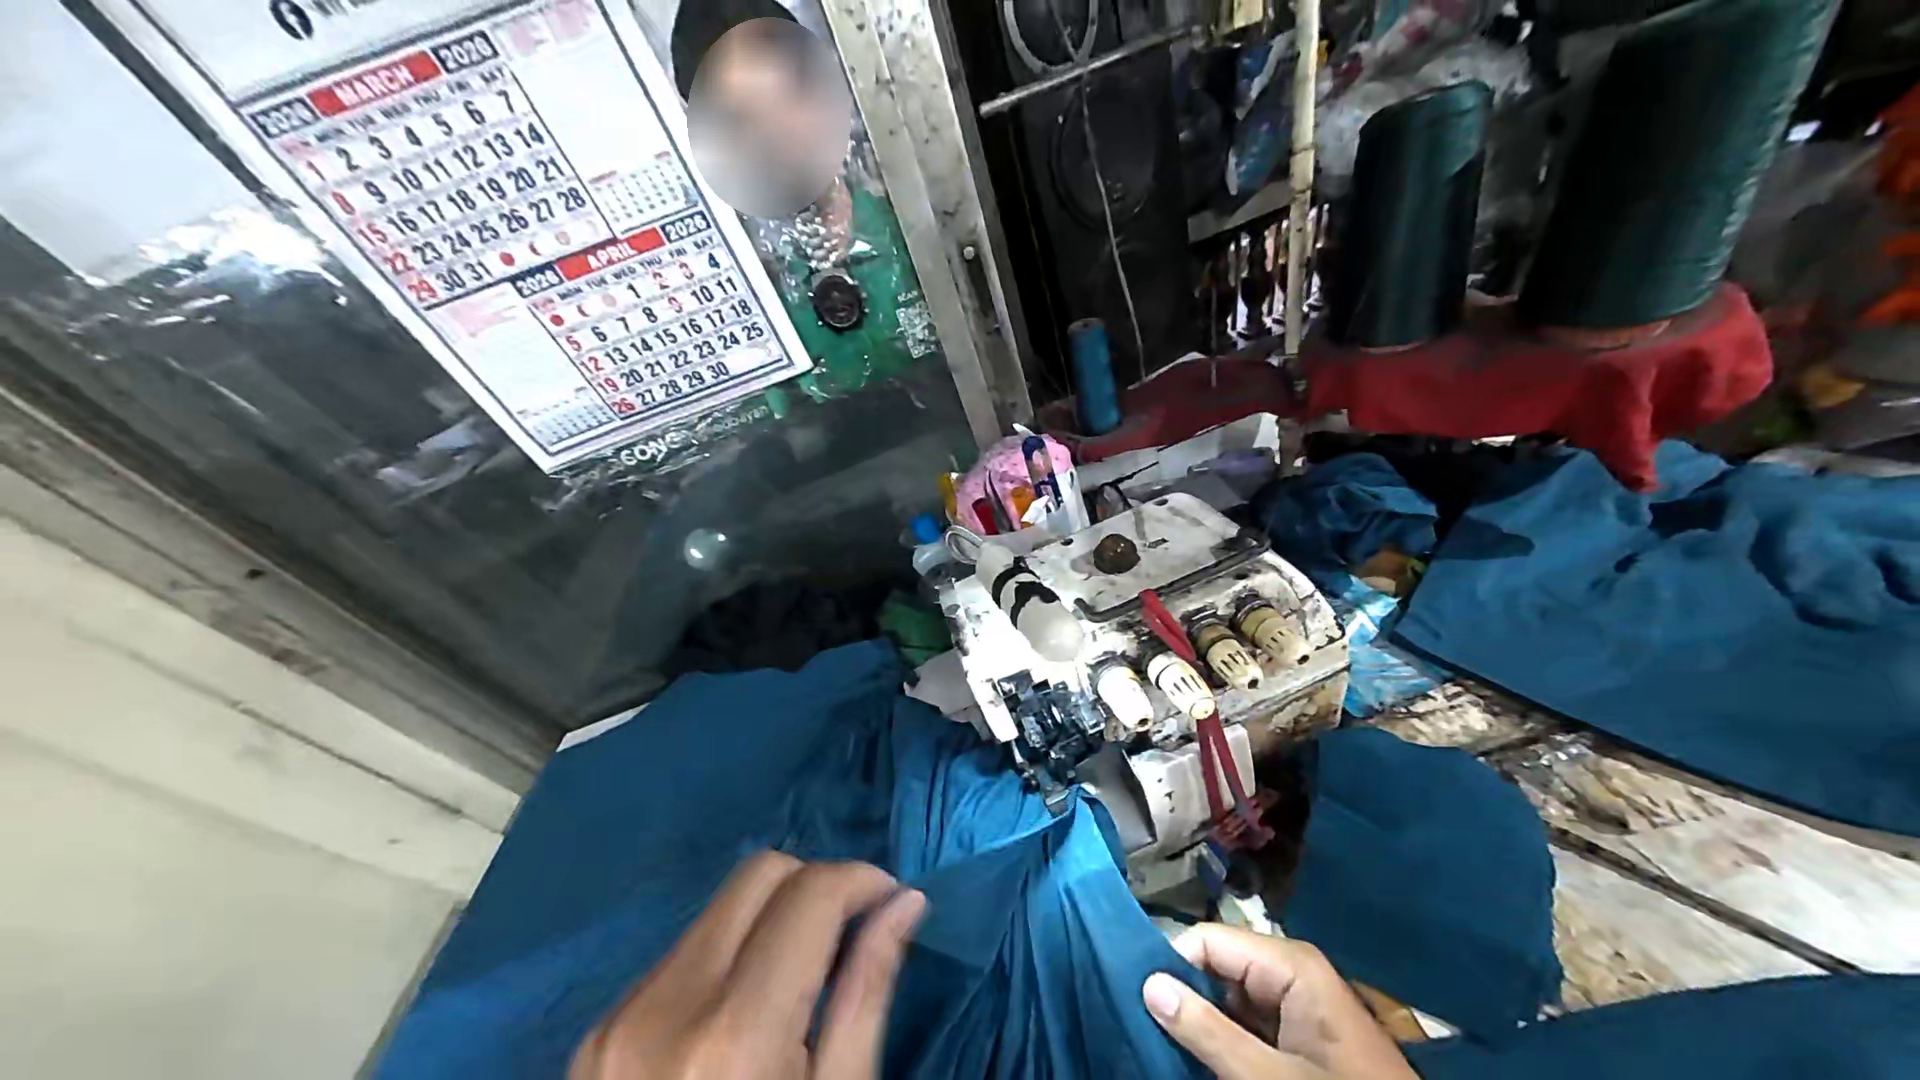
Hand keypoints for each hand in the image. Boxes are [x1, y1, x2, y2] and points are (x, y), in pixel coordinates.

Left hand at [570, 851, 925, 1079]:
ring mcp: (622, 1016)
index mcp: (735, 1035)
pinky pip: (688, 948)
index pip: (810, 893)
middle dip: (817, 884)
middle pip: (759, 873)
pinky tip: (748, 1009)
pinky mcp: (598, 1031)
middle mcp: (668, 1004)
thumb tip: (906, 900)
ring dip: (775, 914)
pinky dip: (734, 950)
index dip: (861, 880)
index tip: (890, 900)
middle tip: (850, 928)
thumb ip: (868, 989)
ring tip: (802, 972)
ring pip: (721, 904)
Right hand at [1142, 924, 1419, 1079]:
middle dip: (1183, 996)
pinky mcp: (1298, 1033)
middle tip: (1145, 1026)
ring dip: (1200, 1022)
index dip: (1170, 965)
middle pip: (1215, 966)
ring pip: (1226, 997)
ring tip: (1166, 1045)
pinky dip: (1223, 1040)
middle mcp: (1289, 970)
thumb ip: (1208, 1032)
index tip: (1135, 999)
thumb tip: (1148, 984)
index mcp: (1289, 963)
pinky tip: (1200, 1059)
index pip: (1207, 941)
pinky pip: (1246, 1022)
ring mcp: (1295, 1002)